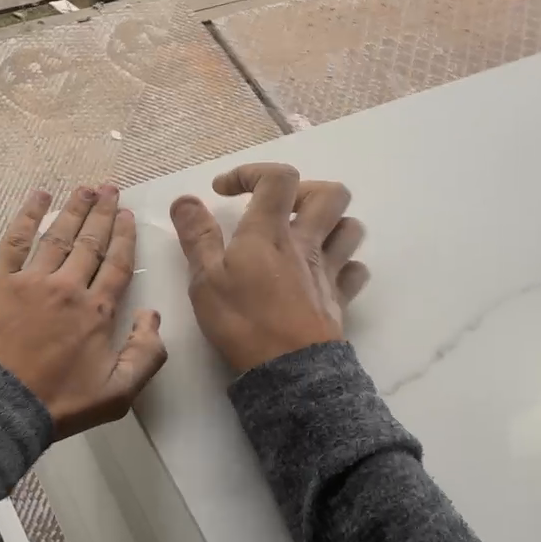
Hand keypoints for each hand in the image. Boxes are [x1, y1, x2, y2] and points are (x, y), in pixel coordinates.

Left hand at [0, 185, 167, 439]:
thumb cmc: (57, 402)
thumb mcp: (117, 394)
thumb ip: (146, 355)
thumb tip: (153, 315)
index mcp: (96, 312)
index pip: (116, 266)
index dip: (124, 239)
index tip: (127, 216)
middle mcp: (67, 288)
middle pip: (89, 244)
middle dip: (101, 214)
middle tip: (109, 189)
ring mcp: (30, 281)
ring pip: (57, 237)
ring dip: (73, 210)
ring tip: (84, 189)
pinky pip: (14, 240)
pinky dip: (27, 215)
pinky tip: (38, 197)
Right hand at [169, 164, 370, 373]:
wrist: (289, 369)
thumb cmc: (241, 320)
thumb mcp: (204, 278)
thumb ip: (196, 236)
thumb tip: (185, 199)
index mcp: (269, 232)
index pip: (276, 178)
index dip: (251, 173)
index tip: (224, 191)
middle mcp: (306, 242)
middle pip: (329, 193)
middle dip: (302, 190)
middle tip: (273, 208)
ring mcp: (329, 269)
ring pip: (350, 227)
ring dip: (329, 223)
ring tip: (301, 235)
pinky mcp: (340, 297)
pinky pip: (355, 268)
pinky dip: (342, 262)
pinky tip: (321, 271)